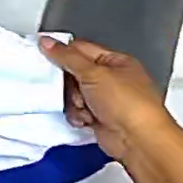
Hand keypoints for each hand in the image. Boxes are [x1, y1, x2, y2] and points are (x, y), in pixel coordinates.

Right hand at [39, 36, 179, 161]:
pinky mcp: (99, 118)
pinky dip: (77, 115)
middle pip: (74, 72)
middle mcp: (111, 79)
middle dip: (69, 83)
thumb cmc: (128, 103)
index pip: (81, 49)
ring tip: (84, 106)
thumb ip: (66, 56)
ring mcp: (105, 99)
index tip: (44, 55)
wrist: (137, 141)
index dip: (63, 52)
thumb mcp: (93, 72)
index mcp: (115, 61)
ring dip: (73, 101)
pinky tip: (86, 119)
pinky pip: (76, 111)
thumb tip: (47, 42)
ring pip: (72, 93)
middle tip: (73, 87)